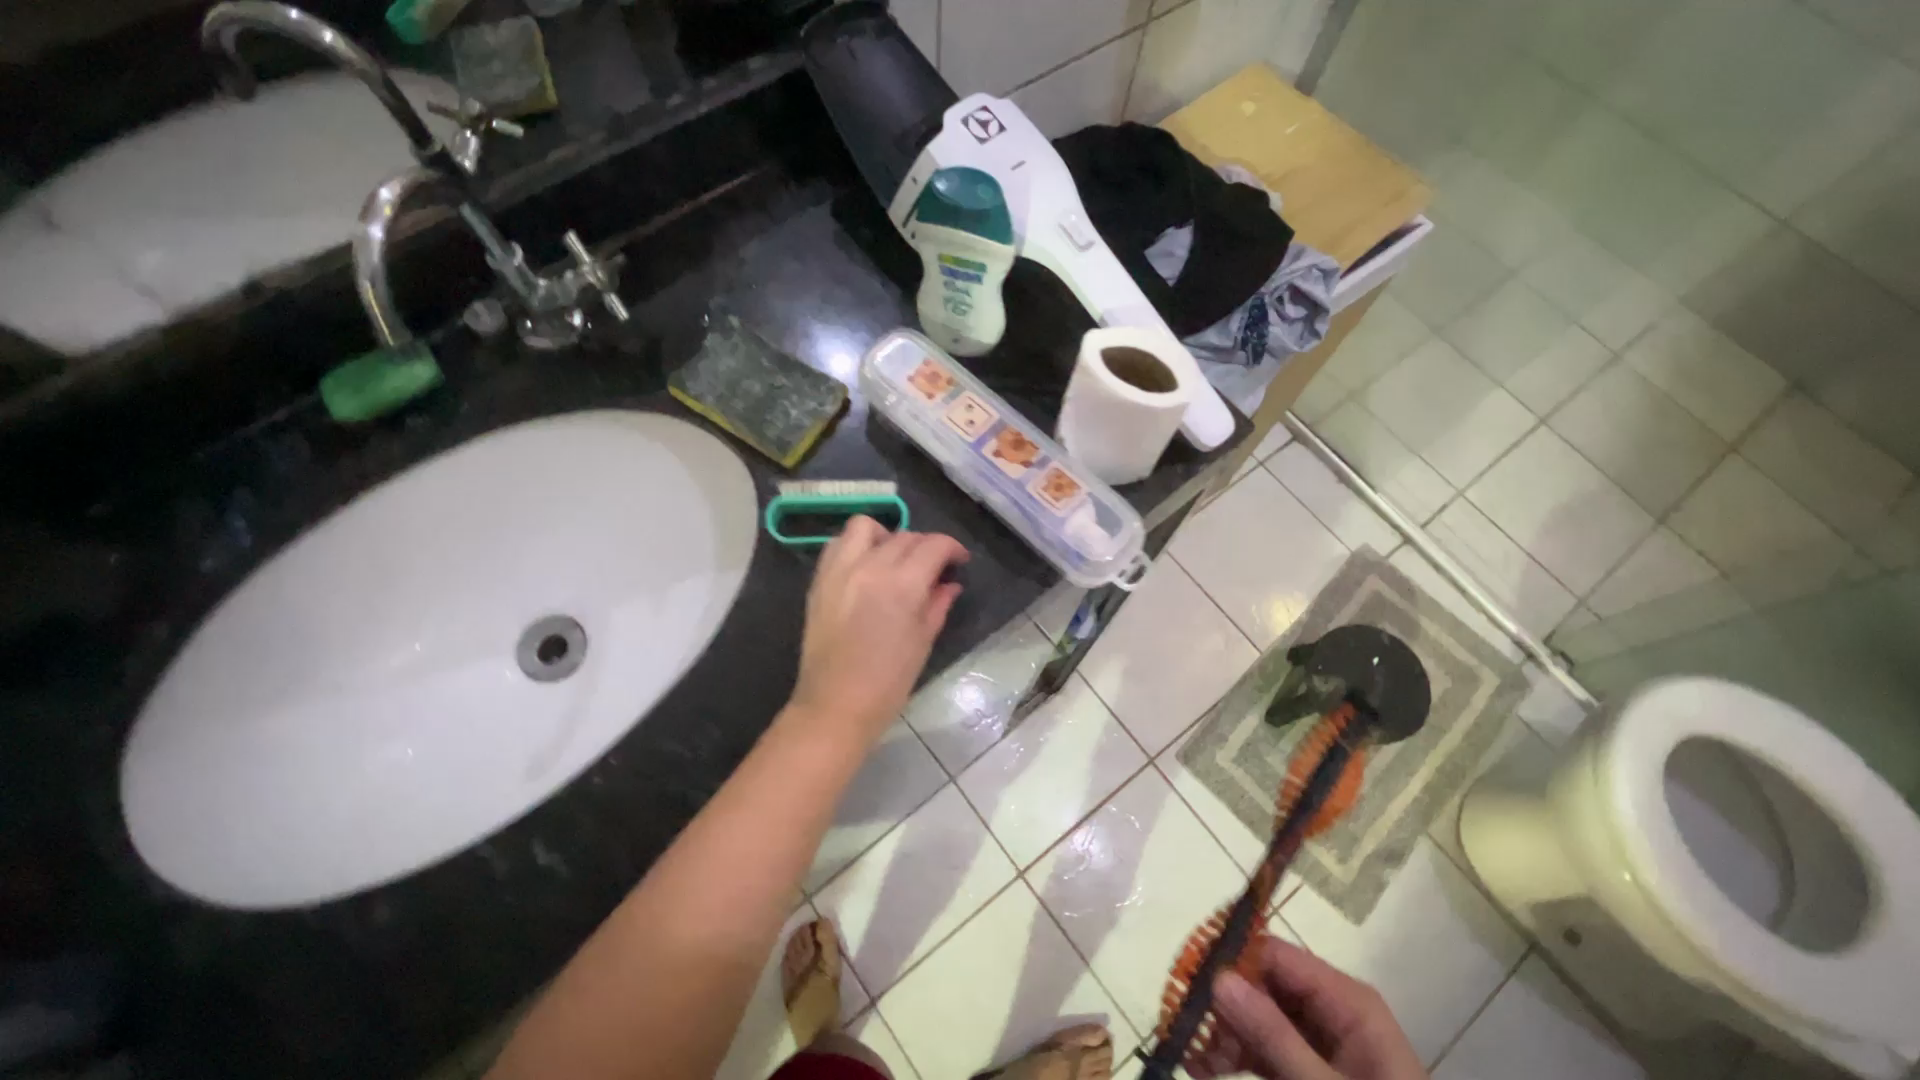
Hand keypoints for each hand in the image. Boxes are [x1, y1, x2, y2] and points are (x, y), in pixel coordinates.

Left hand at [788, 516, 968, 745]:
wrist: (834, 706)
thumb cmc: (888, 683)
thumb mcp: (922, 643)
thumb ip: (936, 605)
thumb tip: (949, 585)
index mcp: (902, 584)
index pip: (934, 545)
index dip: (952, 549)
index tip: (959, 562)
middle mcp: (870, 566)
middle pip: (904, 536)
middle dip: (925, 546)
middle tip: (933, 568)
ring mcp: (839, 570)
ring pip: (865, 527)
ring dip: (886, 535)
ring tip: (894, 558)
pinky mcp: (819, 581)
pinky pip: (837, 545)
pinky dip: (855, 546)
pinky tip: (865, 567)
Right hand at [1195, 939, 1425, 1079]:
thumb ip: (1273, 1037)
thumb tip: (1218, 978)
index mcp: (1349, 1002)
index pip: (1276, 956)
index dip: (1230, 963)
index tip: (1187, 985)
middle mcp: (1334, 1010)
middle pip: (1264, 984)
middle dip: (1222, 1005)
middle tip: (1186, 1031)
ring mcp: (1323, 1042)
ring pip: (1259, 1017)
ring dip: (1223, 1034)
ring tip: (1193, 1060)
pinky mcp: (1312, 1070)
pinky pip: (1266, 1048)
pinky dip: (1236, 1055)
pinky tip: (1203, 1069)